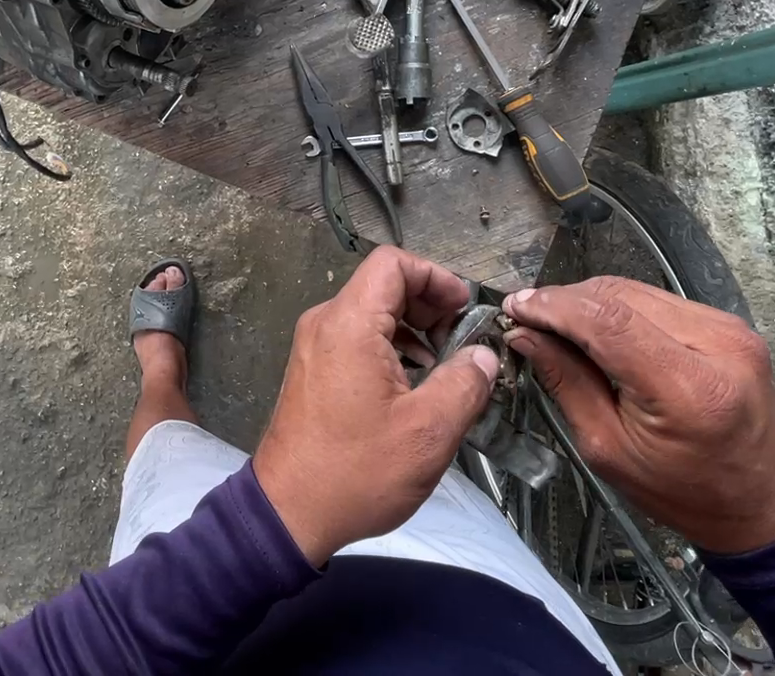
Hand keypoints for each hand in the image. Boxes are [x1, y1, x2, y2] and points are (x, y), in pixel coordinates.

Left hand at [253, 247, 500, 565]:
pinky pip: (355, 335)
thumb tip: (483, 355)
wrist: (290, 511)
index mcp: (348, 323)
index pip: (392, 264)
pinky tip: (414, 379)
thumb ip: (464, 383)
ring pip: (370, 311)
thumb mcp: (428, 431)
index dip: (434, 276)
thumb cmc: (357, 470)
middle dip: (428, 303)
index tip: (465, 308)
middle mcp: (325, 322)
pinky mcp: (312, 367)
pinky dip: (389, 344)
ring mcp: (314, 344)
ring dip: (411, 326)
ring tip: (445, 363)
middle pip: (382, 284)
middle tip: (462, 339)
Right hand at [505, 277, 774, 554]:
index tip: (513, 307)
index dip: (551, 306)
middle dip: (562, 301)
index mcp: (689, 387)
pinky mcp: (729, 324)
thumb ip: (565, 383)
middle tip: (526, 318)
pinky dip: (614, 306)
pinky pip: (654, 299)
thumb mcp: (608, 449)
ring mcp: (729, 328)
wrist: (771, 508)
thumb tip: (523, 334)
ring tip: (554, 323)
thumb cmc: (685, 493)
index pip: (605, 319)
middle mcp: (717, 344)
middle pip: (616, 294)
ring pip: (632, 289)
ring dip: (585, 300)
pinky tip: (594, 327)